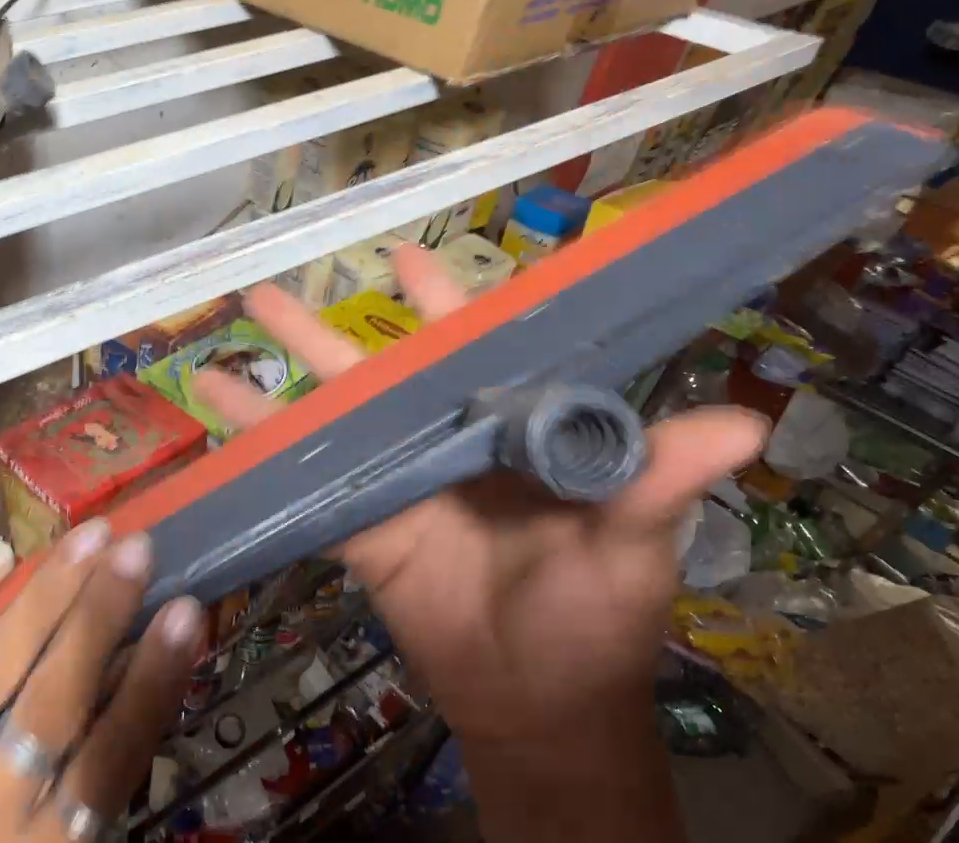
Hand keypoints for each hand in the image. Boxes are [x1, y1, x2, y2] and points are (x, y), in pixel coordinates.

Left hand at [0, 522, 203, 841]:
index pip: (109, 757)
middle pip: (48, 703)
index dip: (151, 682)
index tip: (186, 613)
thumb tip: (143, 656)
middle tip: (136, 552)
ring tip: (89, 539)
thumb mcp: (88, 834)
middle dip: (96, 619)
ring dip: (45, 595)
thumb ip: (113, 755)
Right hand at [192, 248, 767, 747]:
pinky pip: (299, 479)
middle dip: (326, 326)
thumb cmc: (594, 616)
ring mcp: (391, 480)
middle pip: (377, 371)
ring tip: (236, 325)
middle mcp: (440, 441)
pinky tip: (215, 408)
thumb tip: (743, 424)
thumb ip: (656, 481)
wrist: (533, 700)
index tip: (404, 257)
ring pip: (329, 413)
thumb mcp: (632, 547)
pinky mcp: (354, 523)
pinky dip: (257, 447)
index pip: (470, 349)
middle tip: (275, 284)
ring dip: (282, 371)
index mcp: (505, 430)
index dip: (440, 300)